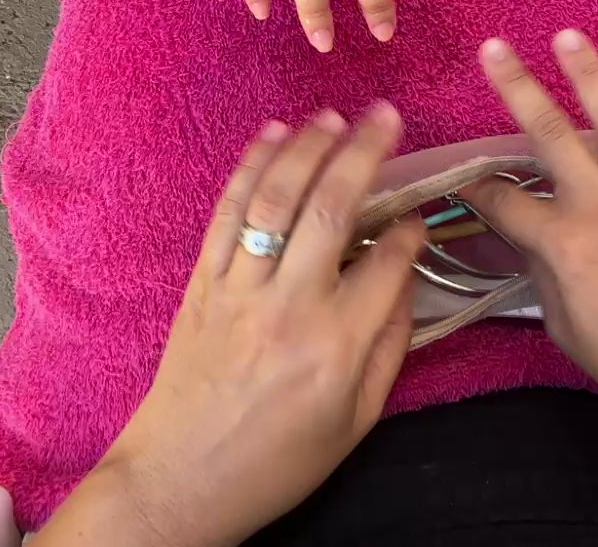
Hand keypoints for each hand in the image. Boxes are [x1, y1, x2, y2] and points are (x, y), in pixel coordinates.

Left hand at [84, 107, 426, 545]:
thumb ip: (389, 345)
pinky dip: (251, 167)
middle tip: (386, 116)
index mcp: (336, 347)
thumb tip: (405, 276)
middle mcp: (289, 306)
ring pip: (276, 200)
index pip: (386, 263)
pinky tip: (273, 135)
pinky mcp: (202, 280)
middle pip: (331, 210)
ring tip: (333, 116)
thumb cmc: (278, 460)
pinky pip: (228, 212)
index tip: (417, 212)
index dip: (408, 229)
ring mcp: (239, 288)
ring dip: (307, 148)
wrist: (180, 481)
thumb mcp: (356, 420)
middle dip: (364, 153)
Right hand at [461, 30, 597, 441]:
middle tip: (492, 48)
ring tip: (568, 35)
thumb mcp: (567, 329)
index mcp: (567, 245)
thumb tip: (527, 236)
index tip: (455, 172)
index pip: (503, 201)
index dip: (473, 186)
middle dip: (516, 89)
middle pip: (551, 137)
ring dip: (590, 76)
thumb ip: (542, 274)